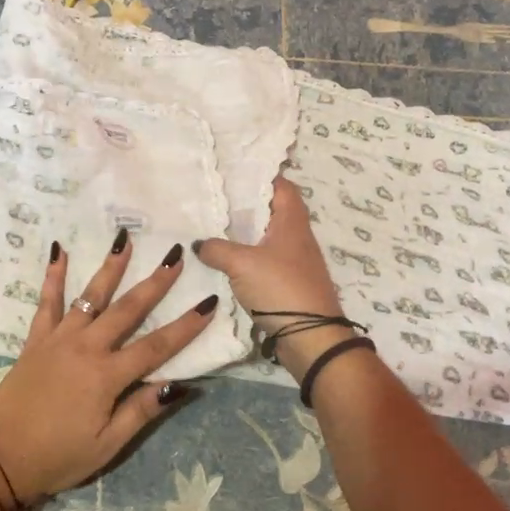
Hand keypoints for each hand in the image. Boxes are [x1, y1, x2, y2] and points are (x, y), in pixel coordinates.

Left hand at [0, 230, 216, 500]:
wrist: (0, 457)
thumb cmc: (58, 457)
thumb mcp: (107, 446)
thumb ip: (140, 411)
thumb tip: (180, 384)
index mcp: (106, 376)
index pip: (156, 346)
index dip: (185, 326)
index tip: (209, 301)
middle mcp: (86, 347)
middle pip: (127, 309)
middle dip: (155, 282)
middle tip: (175, 255)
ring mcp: (59, 338)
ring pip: (90, 295)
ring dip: (110, 266)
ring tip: (124, 238)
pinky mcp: (36, 338)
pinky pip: (47, 301)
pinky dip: (53, 275)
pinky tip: (58, 250)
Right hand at [194, 177, 351, 378]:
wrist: (312, 338)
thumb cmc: (281, 289)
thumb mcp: (241, 264)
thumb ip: (216, 249)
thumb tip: (197, 244)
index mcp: (292, 222)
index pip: (282, 186)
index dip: (261, 176)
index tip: (234, 172)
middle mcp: (297, 237)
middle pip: (273, 211)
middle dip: (248, 204)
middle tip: (216, 198)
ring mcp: (296, 262)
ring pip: (268, 237)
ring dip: (247, 233)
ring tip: (215, 227)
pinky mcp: (290, 284)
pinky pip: (266, 260)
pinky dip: (248, 257)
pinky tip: (227, 261)